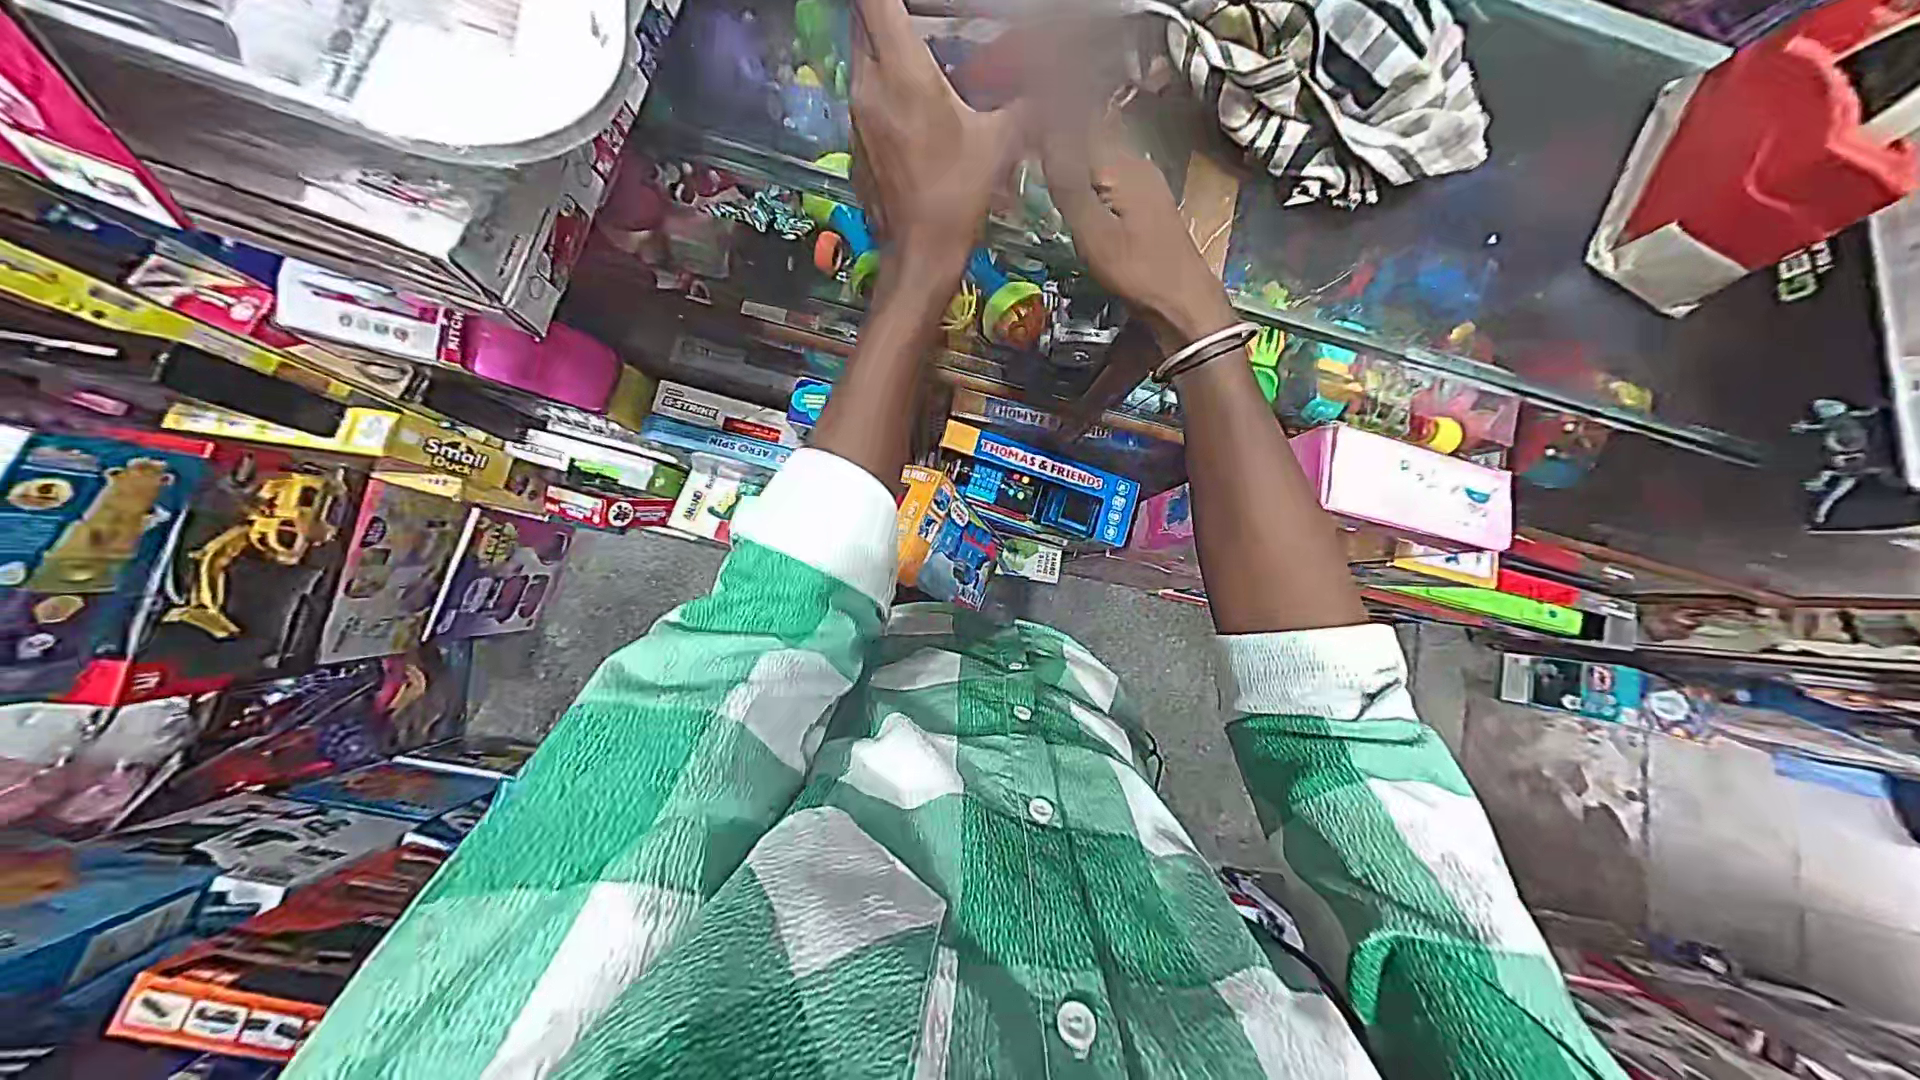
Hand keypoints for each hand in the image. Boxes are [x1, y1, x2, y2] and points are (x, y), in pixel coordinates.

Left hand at [848, 0, 1025, 280]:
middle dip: (890, 14)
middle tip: (923, 25)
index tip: (914, 3)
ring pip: (862, 60)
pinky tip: (913, 116)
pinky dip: (884, 94)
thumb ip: (1022, 104)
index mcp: (902, 73)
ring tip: (924, 70)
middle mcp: (868, 87)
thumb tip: (1046, 87)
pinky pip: (864, 101)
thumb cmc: (956, 199)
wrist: (920, 254)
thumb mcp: (998, 145)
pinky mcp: (854, 145)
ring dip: (887, 54)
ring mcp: (856, 118)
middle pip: (863, 20)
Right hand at [1040, 110, 1236, 351]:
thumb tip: (1045, 132)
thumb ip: (1069, 184)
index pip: (1078, 124)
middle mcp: (1135, 164)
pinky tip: (1069, 190)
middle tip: (1019, 136)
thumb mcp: (1094, 232)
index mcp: (1121, 165)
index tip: (1018, 116)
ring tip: (1036, 156)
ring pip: (1098, 157)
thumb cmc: (1136, 270)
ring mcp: (1142, 184)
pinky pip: (1106, 178)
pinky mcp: (1143, 204)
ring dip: (1070, 154)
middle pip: (1089, 136)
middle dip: (1057, 132)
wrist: (1182, 302)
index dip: (1049, 118)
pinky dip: (1084, 177)